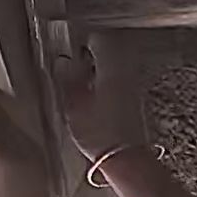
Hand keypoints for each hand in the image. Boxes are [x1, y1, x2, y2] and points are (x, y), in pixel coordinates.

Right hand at [57, 32, 146, 162]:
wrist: (124, 158)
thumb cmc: (101, 133)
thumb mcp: (74, 105)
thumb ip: (67, 79)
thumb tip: (61, 63)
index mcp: (113, 67)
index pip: (99, 38)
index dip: (81, 39)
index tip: (69, 45)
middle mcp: (127, 73)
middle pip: (110, 50)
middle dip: (90, 53)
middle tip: (72, 61)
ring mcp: (133, 87)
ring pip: (114, 66)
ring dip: (97, 69)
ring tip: (79, 80)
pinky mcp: (134, 102)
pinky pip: (118, 83)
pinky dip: (104, 84)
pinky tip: (92, 98)